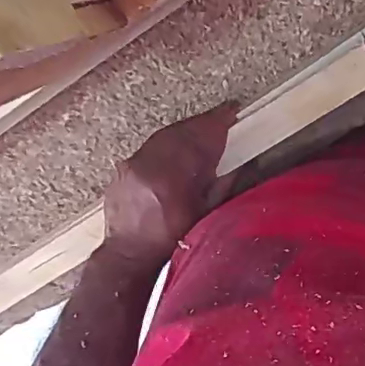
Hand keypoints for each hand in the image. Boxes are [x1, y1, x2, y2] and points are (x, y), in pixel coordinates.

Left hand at [99, 103, 237, 268]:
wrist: (130, 254)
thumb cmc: (172, 240)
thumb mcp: (207, 215)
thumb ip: (223, 186)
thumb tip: (242, 164)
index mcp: (172, 182)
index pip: (198, 141)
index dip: (217, 124)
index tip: (231, 112)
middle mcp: (147, 168)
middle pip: (180, 133)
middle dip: (203, 122)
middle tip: (222, 116)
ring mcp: (131, 166)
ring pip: (163, 136)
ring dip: (186, 129)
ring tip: (204, 126)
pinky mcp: (122, 168)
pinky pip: (149, 146)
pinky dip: (168, 141)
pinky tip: (180, 144)